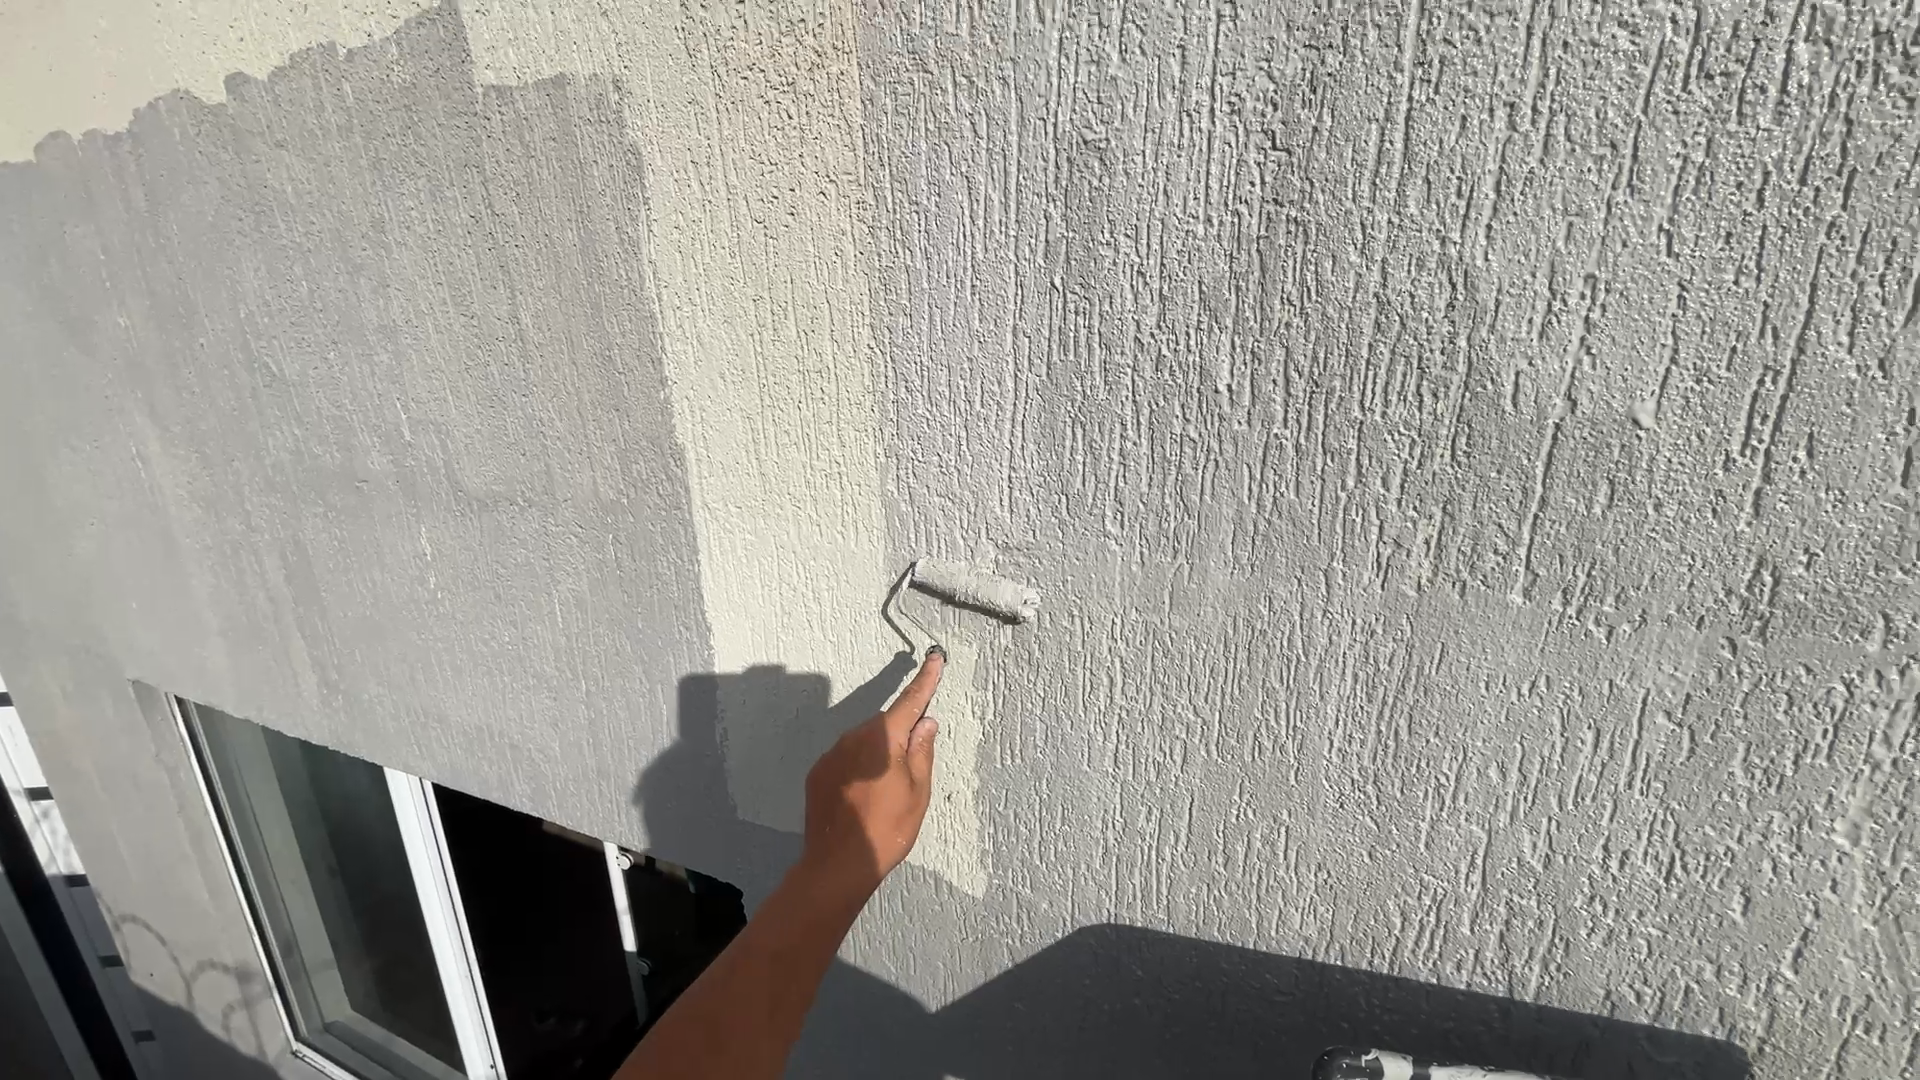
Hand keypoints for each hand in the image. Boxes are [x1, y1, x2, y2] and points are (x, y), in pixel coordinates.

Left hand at [796, 650, 943, 899]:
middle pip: (885, 724)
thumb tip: (926, 722)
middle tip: (910, 771)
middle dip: (900, 735)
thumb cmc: (887, 828)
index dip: (925, 679)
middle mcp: (854, 736)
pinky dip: (858, 767)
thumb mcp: (918, 792)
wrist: (837, 865)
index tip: (934, 658)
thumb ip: (922, 751)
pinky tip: (862, 797)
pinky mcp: (817, 772)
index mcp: (883, 737)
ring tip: (884, 792)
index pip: (910, 701)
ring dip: (877, 754)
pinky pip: (845, 758)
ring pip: (864, 741)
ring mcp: (832, 754)